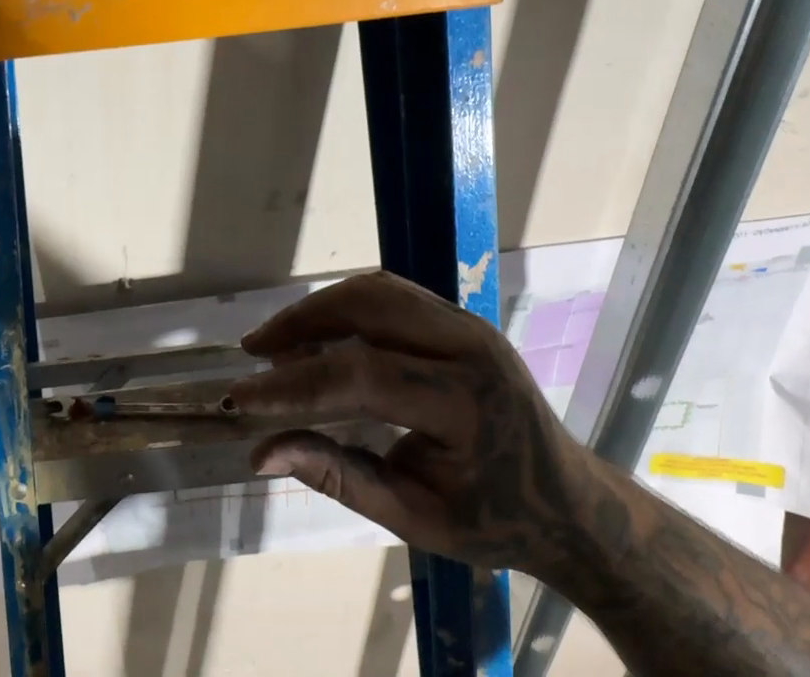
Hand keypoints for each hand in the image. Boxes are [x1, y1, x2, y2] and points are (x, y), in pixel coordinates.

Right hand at [228, 271, 608, 575]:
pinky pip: (390, 295)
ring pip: (375, 290)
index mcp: (466, 405)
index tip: (239, 398)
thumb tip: (261, 453)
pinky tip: (318, 338)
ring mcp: (470, 326)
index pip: (361, 375)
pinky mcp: (460, 321)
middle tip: (256, 353)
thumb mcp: (414, 516)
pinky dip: (343, 309)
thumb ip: (337, 477)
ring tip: (278, 345)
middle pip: (367, 305)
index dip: (292, 385)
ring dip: (318, 310)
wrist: (569, 503)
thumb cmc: (493, 520)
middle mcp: (470, 349)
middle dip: (300, 322)